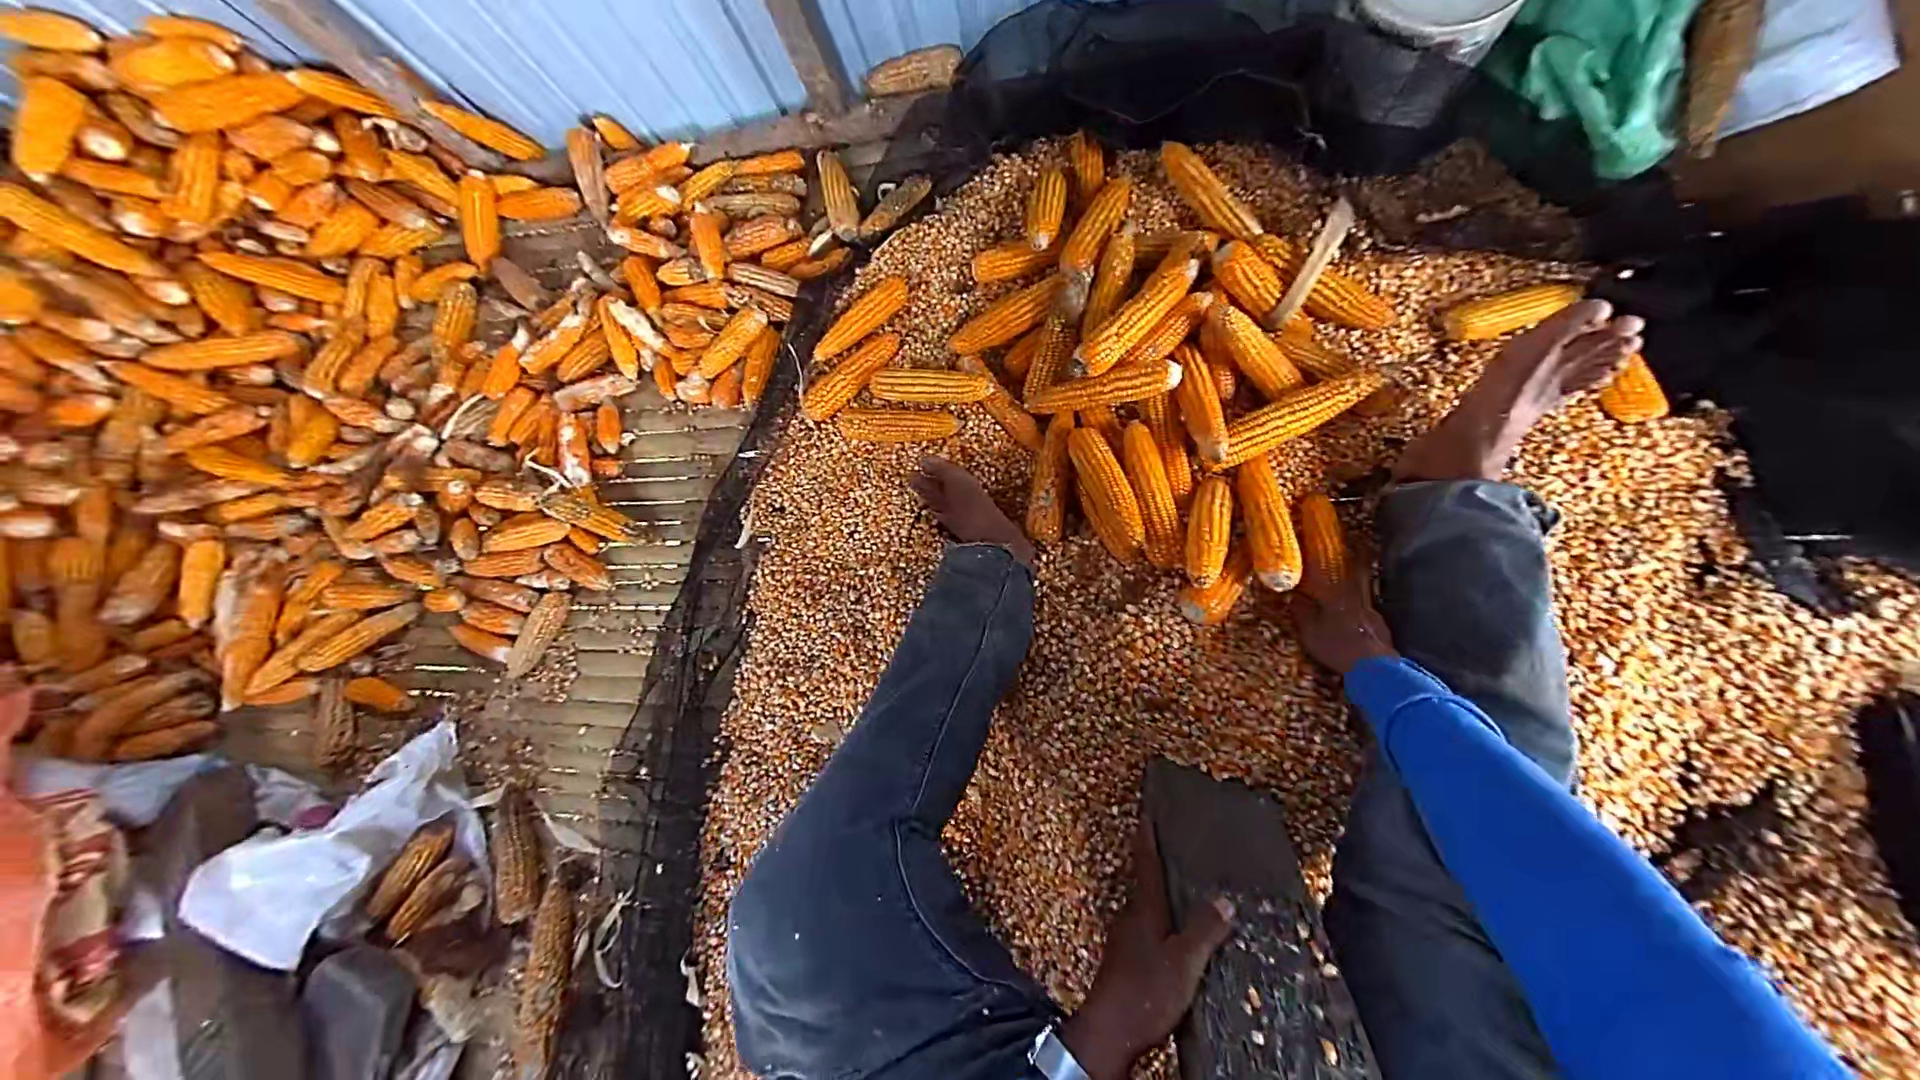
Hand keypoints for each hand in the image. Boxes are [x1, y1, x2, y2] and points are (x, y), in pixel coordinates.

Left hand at [1060, 817, 1233, 1079]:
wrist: (1109, 1031)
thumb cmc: (1145, 992)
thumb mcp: (1183, 963)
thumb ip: (1203, 930)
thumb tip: (1224, 899)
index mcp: (1144, 909)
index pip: (1146, 861)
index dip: (1148, 835)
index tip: (1148, 810)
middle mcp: (1131, 916)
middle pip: (1146, 880)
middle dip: (1158, 860)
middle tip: (1175, 844)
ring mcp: (1126, 937)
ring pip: (1147, 905)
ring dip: (1161, 892)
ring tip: (1182, 886)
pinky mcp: (1127, 958)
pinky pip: (1147, 926)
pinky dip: (1161, 919)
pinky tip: (1176, 933)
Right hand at [1289, 544, 1396, 676]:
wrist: (1375, 670)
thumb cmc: (1337, 646)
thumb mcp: (1310, 630)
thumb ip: (1302, 612)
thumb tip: (1295, 597)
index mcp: (1343, 597)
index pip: (1349, 568)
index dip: (1352, 553)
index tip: (1353, 539)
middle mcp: (1362, 602)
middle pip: (1361, 580)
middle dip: (1358, 569)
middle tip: (1354, 560)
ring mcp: (1375, 617)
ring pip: (1364, 599)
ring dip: (1356, 597)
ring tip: (1344, 601)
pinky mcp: (1381, 632)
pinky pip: (1368, 617)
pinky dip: (1360, 616)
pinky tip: (1354, 625)